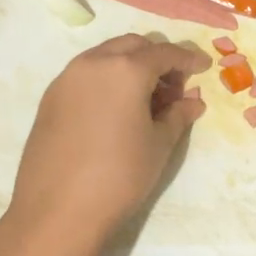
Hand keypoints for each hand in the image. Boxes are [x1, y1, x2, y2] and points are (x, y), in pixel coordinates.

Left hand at [7, 34, 211, 241]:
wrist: (58, 210)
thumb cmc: (119, 175)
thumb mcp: (159, 144)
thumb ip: (178, 115)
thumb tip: (192, 101)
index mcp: (125, 69)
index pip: (165, 52)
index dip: (188, 58)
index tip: (204, 66)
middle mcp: (93, 63)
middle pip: (133, 46)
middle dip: (158, 58)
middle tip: (175, 86)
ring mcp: (67, 79)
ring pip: (107, 56)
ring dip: (131, 67)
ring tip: (147, 100)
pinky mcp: (50, 98)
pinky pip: (87, 74)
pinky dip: (108, 79)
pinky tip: (118, 111)